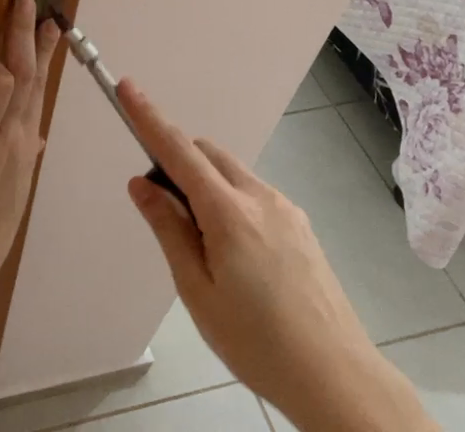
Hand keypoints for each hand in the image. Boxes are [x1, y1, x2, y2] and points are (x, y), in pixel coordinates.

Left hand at [0, 0, 60, 312]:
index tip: (53, 22)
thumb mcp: (16, 189)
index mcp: (25, 143)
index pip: (41, 86)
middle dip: (24, 31)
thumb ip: (25, 155)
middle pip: (24, 72)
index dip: (46, 51)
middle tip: (24, 0)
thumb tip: (37, 137)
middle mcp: (10, 136)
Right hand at [119, 80, 433, 431]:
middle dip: (176, 158)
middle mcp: (260, 198)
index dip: (147, 117)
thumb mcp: (197, 291)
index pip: (178, 150)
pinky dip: (229, 199)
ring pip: (231, 173)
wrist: (338, 377)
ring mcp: (286, 210)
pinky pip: (253, 194)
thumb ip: (169, 229)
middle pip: (207, 153)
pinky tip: (234, 254)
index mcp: (228, 213)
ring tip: (200, 244)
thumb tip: (142, 183)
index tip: (127, 86)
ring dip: (204, 182)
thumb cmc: (256, 341)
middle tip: (160, 206)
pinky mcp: (301, 227)